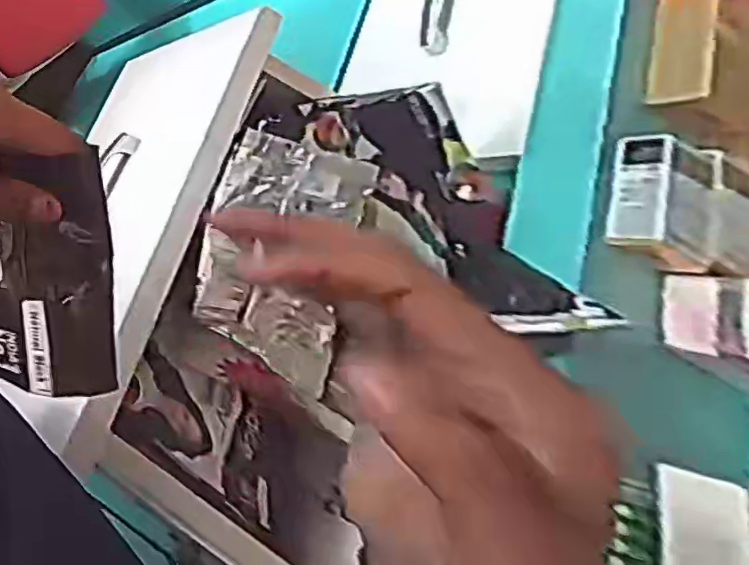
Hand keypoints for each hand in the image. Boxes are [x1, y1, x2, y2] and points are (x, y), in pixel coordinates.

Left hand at [0, 72, 84, 223]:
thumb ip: (0, 198)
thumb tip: (50, 207)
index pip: (55, 137)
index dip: (71, 176)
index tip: (80, 214)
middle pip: (32, 134)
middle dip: (42, 176)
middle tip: (47, 226)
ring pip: (6, 134)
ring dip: (13, 170)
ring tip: (16, 216)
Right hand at [212, 212, 618, 564]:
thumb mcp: (489, 527)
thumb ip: (444, 449)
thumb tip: (366, 370)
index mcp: (514, 385)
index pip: (409, 286)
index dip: (327, 261)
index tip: (260, 266)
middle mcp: (474, 362)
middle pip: (382, 268)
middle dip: (304, 237)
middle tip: (234, 221)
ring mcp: (436, 371)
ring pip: (358, 286)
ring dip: (295, 256)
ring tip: (238, 237)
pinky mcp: (398, 385)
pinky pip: (344, 319)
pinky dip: (297, 294)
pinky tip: (263, 283)